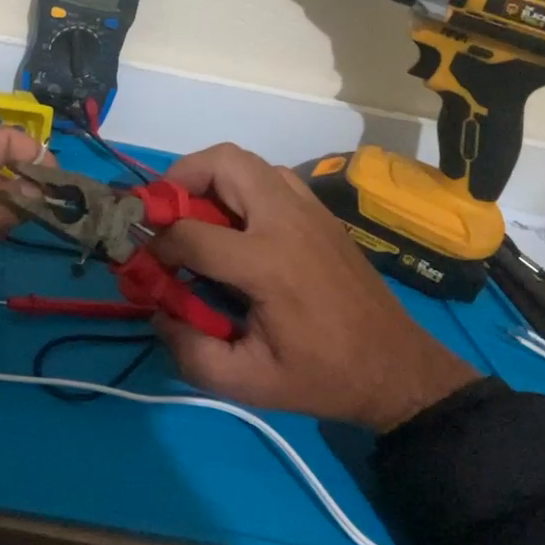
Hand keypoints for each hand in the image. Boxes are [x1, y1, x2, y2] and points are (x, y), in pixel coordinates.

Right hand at [149, 144, 478, 431]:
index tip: (147, 261)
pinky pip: (269, 175)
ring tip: (195, 215)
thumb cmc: (322, 376)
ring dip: (209, 177)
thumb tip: (157, 312)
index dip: (157, 245)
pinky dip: (239, 184)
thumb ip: (190, 353)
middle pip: (221, 162)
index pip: (191, 233)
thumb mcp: (249, 383)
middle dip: (179, 178)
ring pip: (245, 160)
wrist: (397, 369)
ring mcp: (307, 209)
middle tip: (164, 212)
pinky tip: (235, 222)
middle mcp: (287, 221)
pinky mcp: (319, 210)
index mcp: (269, 264)